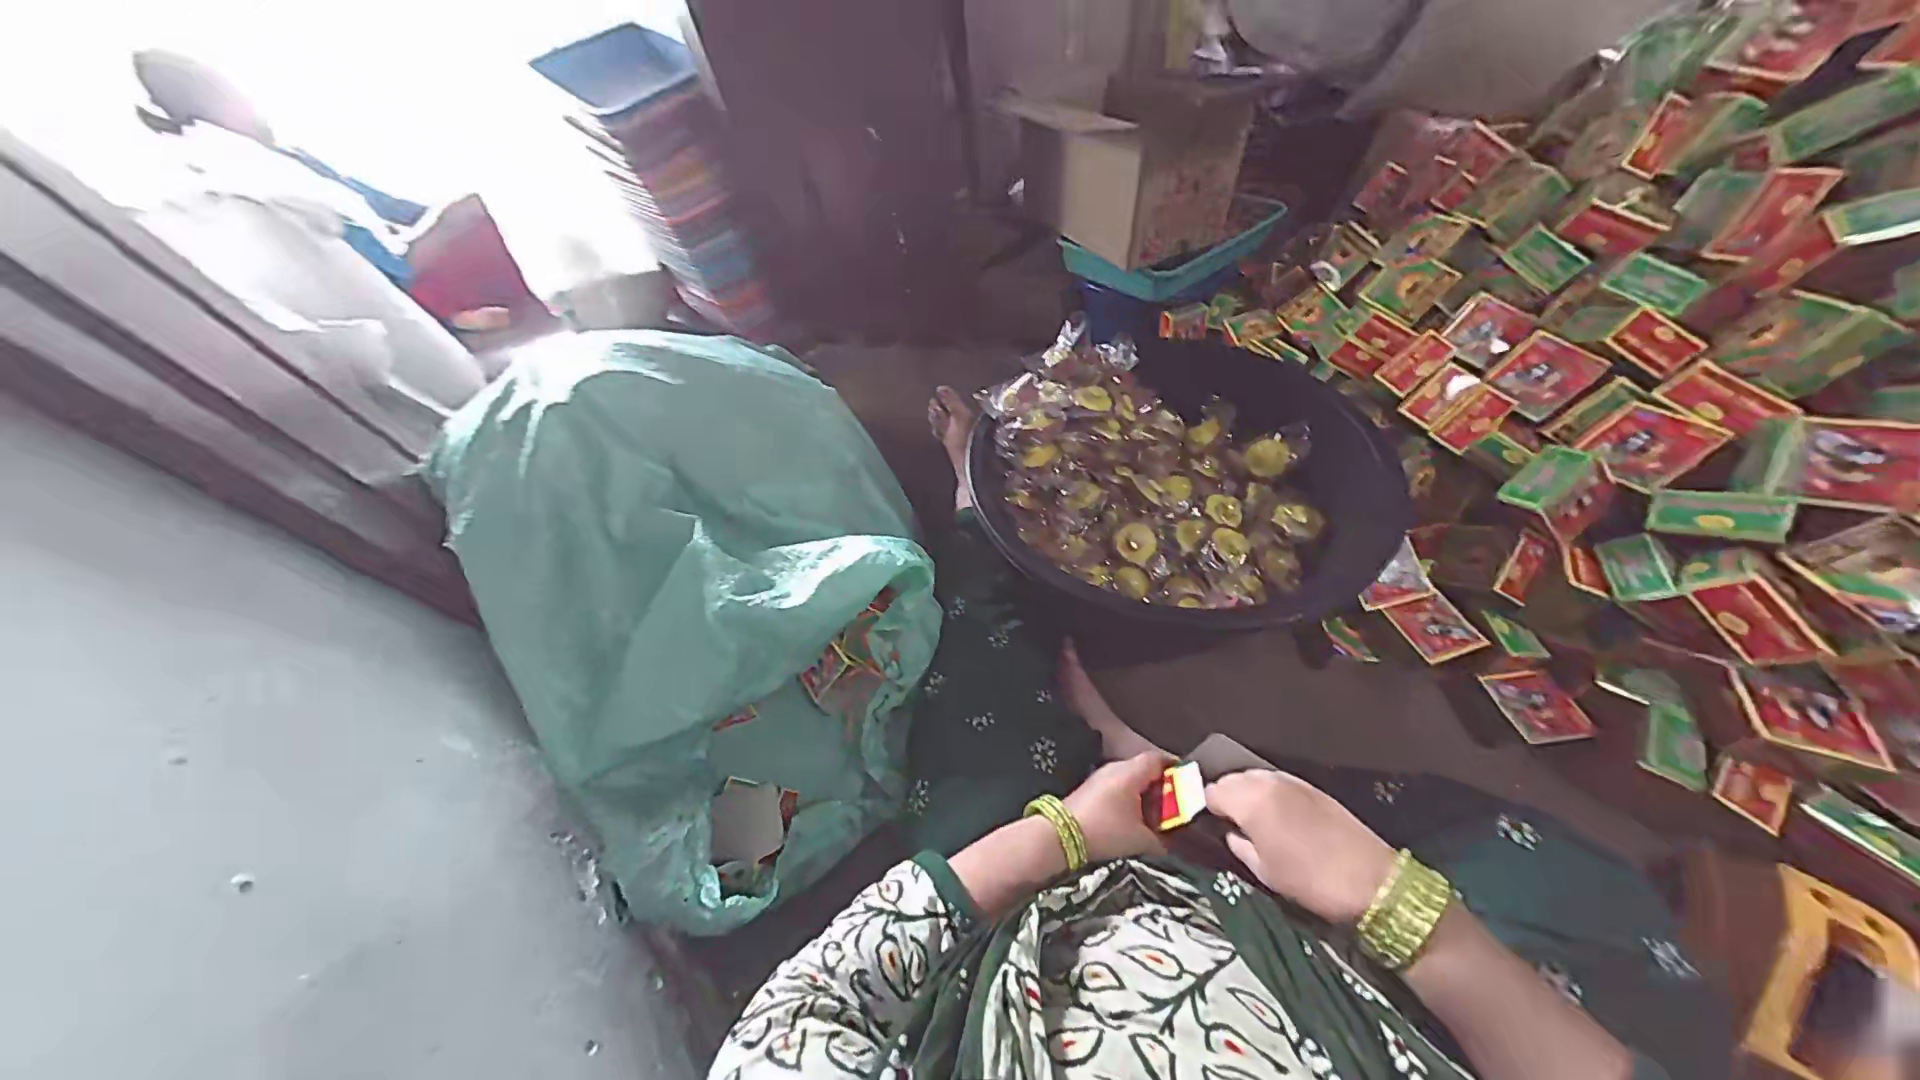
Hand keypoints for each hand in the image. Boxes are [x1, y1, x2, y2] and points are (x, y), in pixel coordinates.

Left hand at [1063, 751, 1174, 861]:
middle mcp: (1116, 767)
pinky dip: (1132, 796)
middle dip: (1163, 784)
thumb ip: (1162, 840)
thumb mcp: (1141, 839)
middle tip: (1177, 803)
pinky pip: (1119, 784)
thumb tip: (1174, 842)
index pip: (1158, 758)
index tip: (1189, 782)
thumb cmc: (1106, 830)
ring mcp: (1102, 775)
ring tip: (1159, 813)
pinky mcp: (1093, 787)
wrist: (1062, 834)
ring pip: (1132, 776)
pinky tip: (1136, 816)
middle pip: (1146, 767)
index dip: (1176, 767)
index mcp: (1131, 772)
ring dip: (1146, 791)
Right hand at [1205, 770, 1397, 923]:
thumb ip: (1239, 846)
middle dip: (1226, 796)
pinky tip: (1278, 813)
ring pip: (1253, 776)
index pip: (1211, 791)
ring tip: (1254, 817)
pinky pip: (1276, 781)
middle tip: (1232, 822)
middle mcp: (1266, 783)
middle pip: (1230, 778)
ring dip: (1247, 791)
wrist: (1373, 881)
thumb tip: (1232, 833)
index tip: (1213, 824)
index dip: (1208, 808)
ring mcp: (1290, 781)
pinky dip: (1269, 792)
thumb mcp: (1265, 872)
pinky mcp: (1310, 786)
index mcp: (1249, 802)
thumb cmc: (1312, 881)